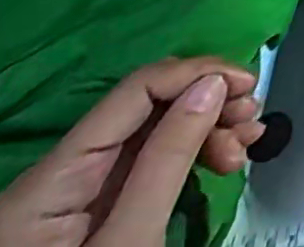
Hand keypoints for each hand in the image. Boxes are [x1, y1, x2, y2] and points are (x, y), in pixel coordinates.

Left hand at [0, 57, 266, 246]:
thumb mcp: (130, 245)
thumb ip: (167, 160)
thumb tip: (212, 84)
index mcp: (51, 179)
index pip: (135, 90)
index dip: (196, 74)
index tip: (249, 85)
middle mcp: (61, 172)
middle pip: (147, 106)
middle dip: (207, 103)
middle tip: (252, 119)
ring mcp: (80, 191)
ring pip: (157, 128)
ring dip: (208, 126)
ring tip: (246, 143)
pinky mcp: (99, 207)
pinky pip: (153, 158)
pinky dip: (194, 151)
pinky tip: (225, 158)